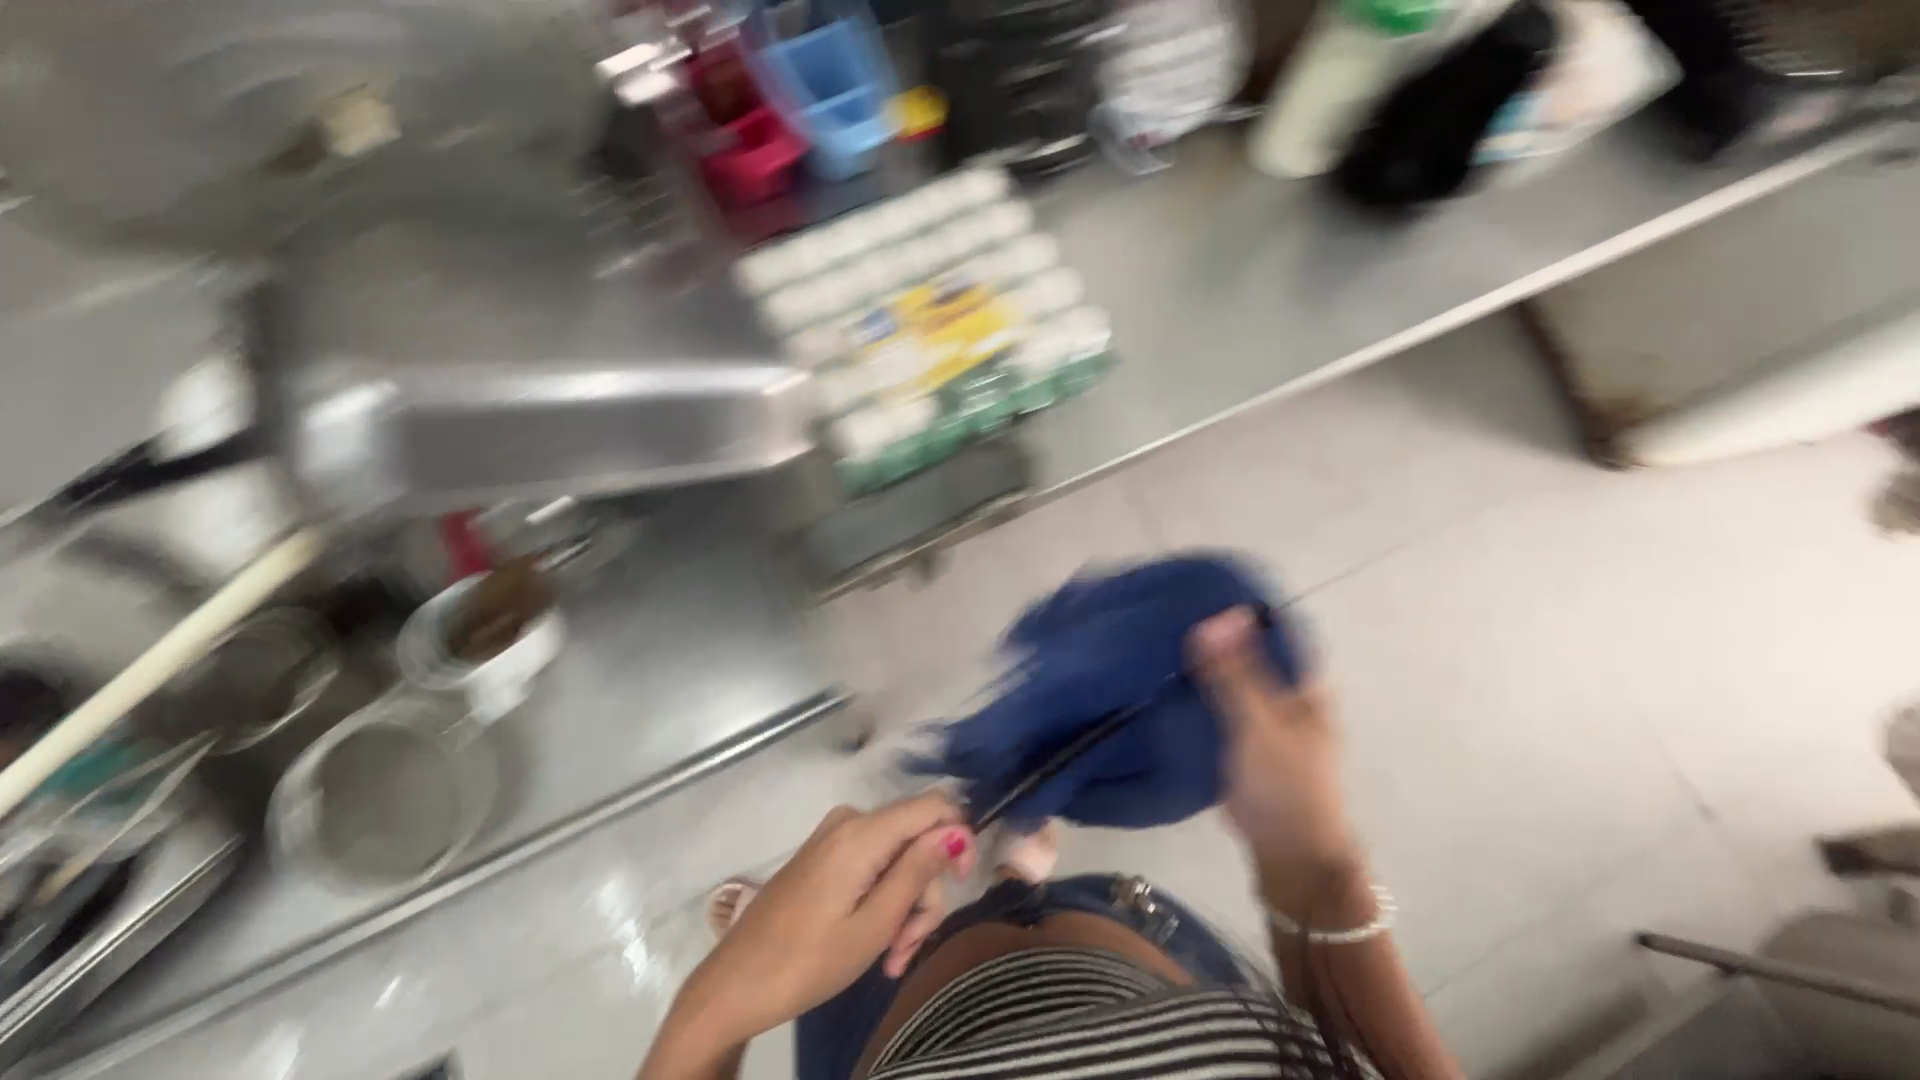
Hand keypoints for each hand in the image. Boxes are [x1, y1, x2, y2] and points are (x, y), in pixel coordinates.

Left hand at [677, 792, 975, 1041]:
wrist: (734, 985)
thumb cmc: (806, 962)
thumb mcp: (873, 925)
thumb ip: (917, 872)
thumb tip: (958, 831)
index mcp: (862, 833)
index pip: (935, 806)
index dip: (960, 839)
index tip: (962, 885)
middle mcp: (850, 821)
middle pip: (916, 839)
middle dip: (924, 894)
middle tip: (908, 949)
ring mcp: (834, 837)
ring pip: (897, 858)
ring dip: (904, 907)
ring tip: (891, 959)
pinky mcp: (825, 855)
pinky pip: (872, 866)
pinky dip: (882, 902)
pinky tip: (877, 945)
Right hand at [1190, 607, 1364, 907]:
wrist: (1288, 852)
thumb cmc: (1285, 785)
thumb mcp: (1259, 724)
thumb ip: (1235, 674)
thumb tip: (1217, 616)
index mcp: (1303, 682)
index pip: (1268, 629)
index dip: (1233, 610)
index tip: (1190, 594)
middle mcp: (1285, 692)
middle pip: (1245, 652)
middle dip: (1209, 638)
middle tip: (1162, 619)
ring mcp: (1262, 716)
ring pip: (1227, 679)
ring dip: (1199, 666)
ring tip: (1154, 644)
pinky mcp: (1240, 738)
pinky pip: (1215, 705)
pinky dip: (1194, 694)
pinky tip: (1161, 684)